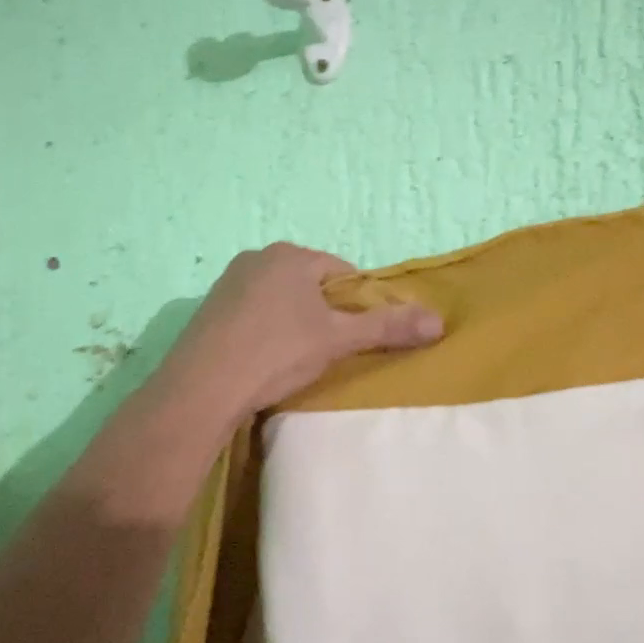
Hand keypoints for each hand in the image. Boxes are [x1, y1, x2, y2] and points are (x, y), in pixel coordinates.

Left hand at [152, 241, 442, 424]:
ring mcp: (228, 284)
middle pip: (310, 285)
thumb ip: (387, 327)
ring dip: (296, 325)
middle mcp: (256, 259)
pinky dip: (267, 334)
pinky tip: (267, 363)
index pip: (342, 272)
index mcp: (290, 256)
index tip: (358, 337)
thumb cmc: (277, 353)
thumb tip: (439, 321)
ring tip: (298, 362)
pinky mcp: (209, 312)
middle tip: (331, 352)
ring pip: (280, 301)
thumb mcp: (339, 340)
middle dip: (325, 314)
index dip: (358, 304)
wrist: (204, 386)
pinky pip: (254, 316)